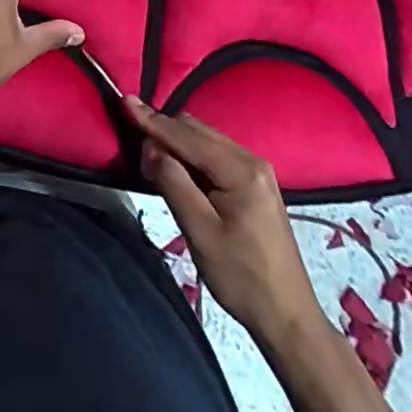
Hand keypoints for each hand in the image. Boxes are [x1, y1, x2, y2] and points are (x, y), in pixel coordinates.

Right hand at [124, 99, 322, 339]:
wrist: (285, 310)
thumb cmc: (240, 276)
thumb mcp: (200, 232)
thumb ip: (174, 184)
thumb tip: (151, 147)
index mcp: (241, 169)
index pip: (188, 137)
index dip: (154, 120)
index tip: (126, 101)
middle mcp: (252, 159)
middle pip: (199, 131)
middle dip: (165, 130)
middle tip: (133, 138)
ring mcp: (257, 169)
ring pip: (208, 140)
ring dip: (178, 142)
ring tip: (149, 153)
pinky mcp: (256, 182)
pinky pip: (218, 154)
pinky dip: (194, 154)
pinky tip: (178, 166)